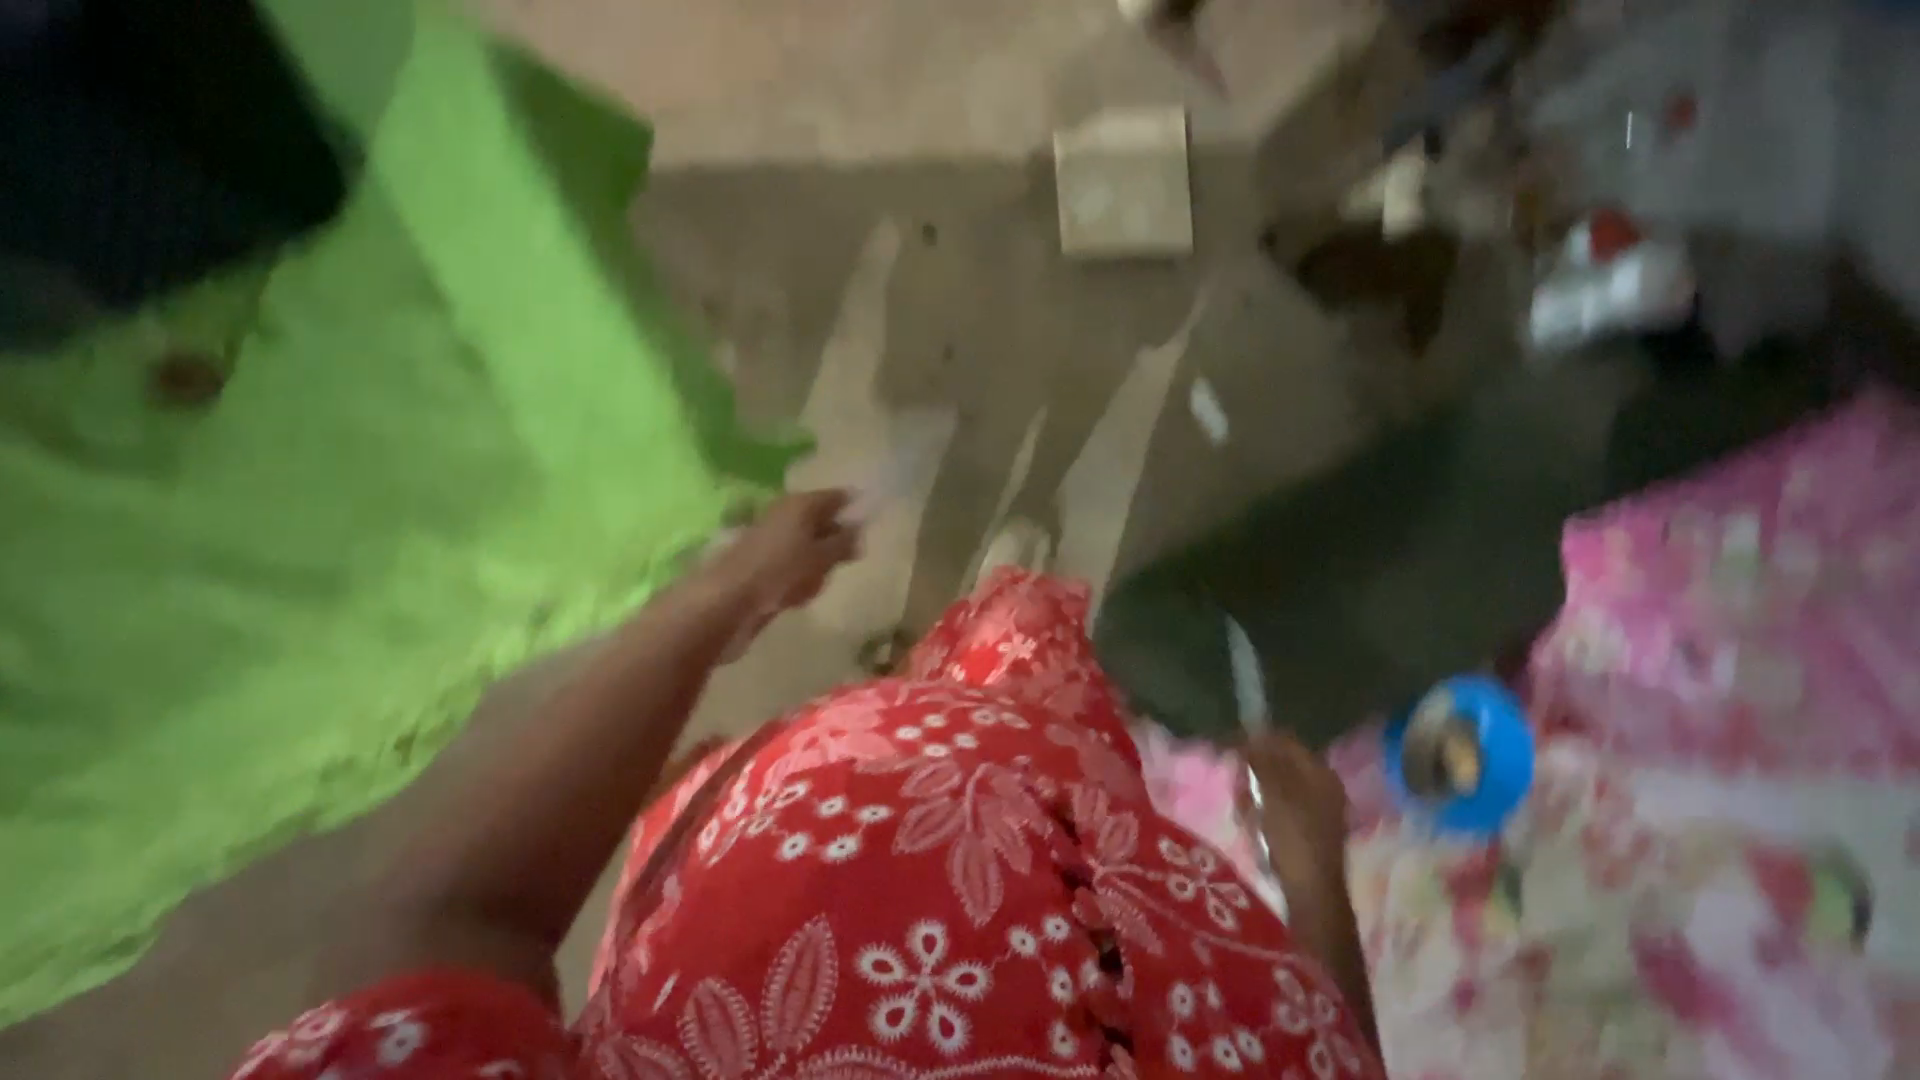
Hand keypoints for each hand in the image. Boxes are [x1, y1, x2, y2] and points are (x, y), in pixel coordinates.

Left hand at [706, 490, 859, 614]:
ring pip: (806, 541)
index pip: (838, 497)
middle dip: (837, 539)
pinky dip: (799, 572)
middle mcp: (785, 511)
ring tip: (819, 581)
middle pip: (821, 519)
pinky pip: (790, 560)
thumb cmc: (782, 572)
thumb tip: (859, 529)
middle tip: (848, 560)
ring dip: (818, 560)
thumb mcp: (822, 558)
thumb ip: (844, 542)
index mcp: (802, 503)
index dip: (855, 509)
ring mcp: (769, 533)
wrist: (728, 598)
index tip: (870, 527)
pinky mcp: (759, 556)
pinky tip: (798, 592)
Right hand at [1243, 732, 1350, 895]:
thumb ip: (1262, 760)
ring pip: (1274, 788)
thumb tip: (1252, 734)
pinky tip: (1255, 829)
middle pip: (1278, 765)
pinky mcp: (1308, 830)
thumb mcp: (1273, 793)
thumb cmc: (1293, 837)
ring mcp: (1317, 809)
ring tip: (1246, 815)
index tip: (1230, 748)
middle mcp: (1323, 786)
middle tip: (1241, 791)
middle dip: (1253, 775)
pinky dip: (1264, 814)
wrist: (1311, 891)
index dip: (1256, 740)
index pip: (1285, 741)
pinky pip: (1278, 809)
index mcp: (1320, 772)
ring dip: (1255, 797)